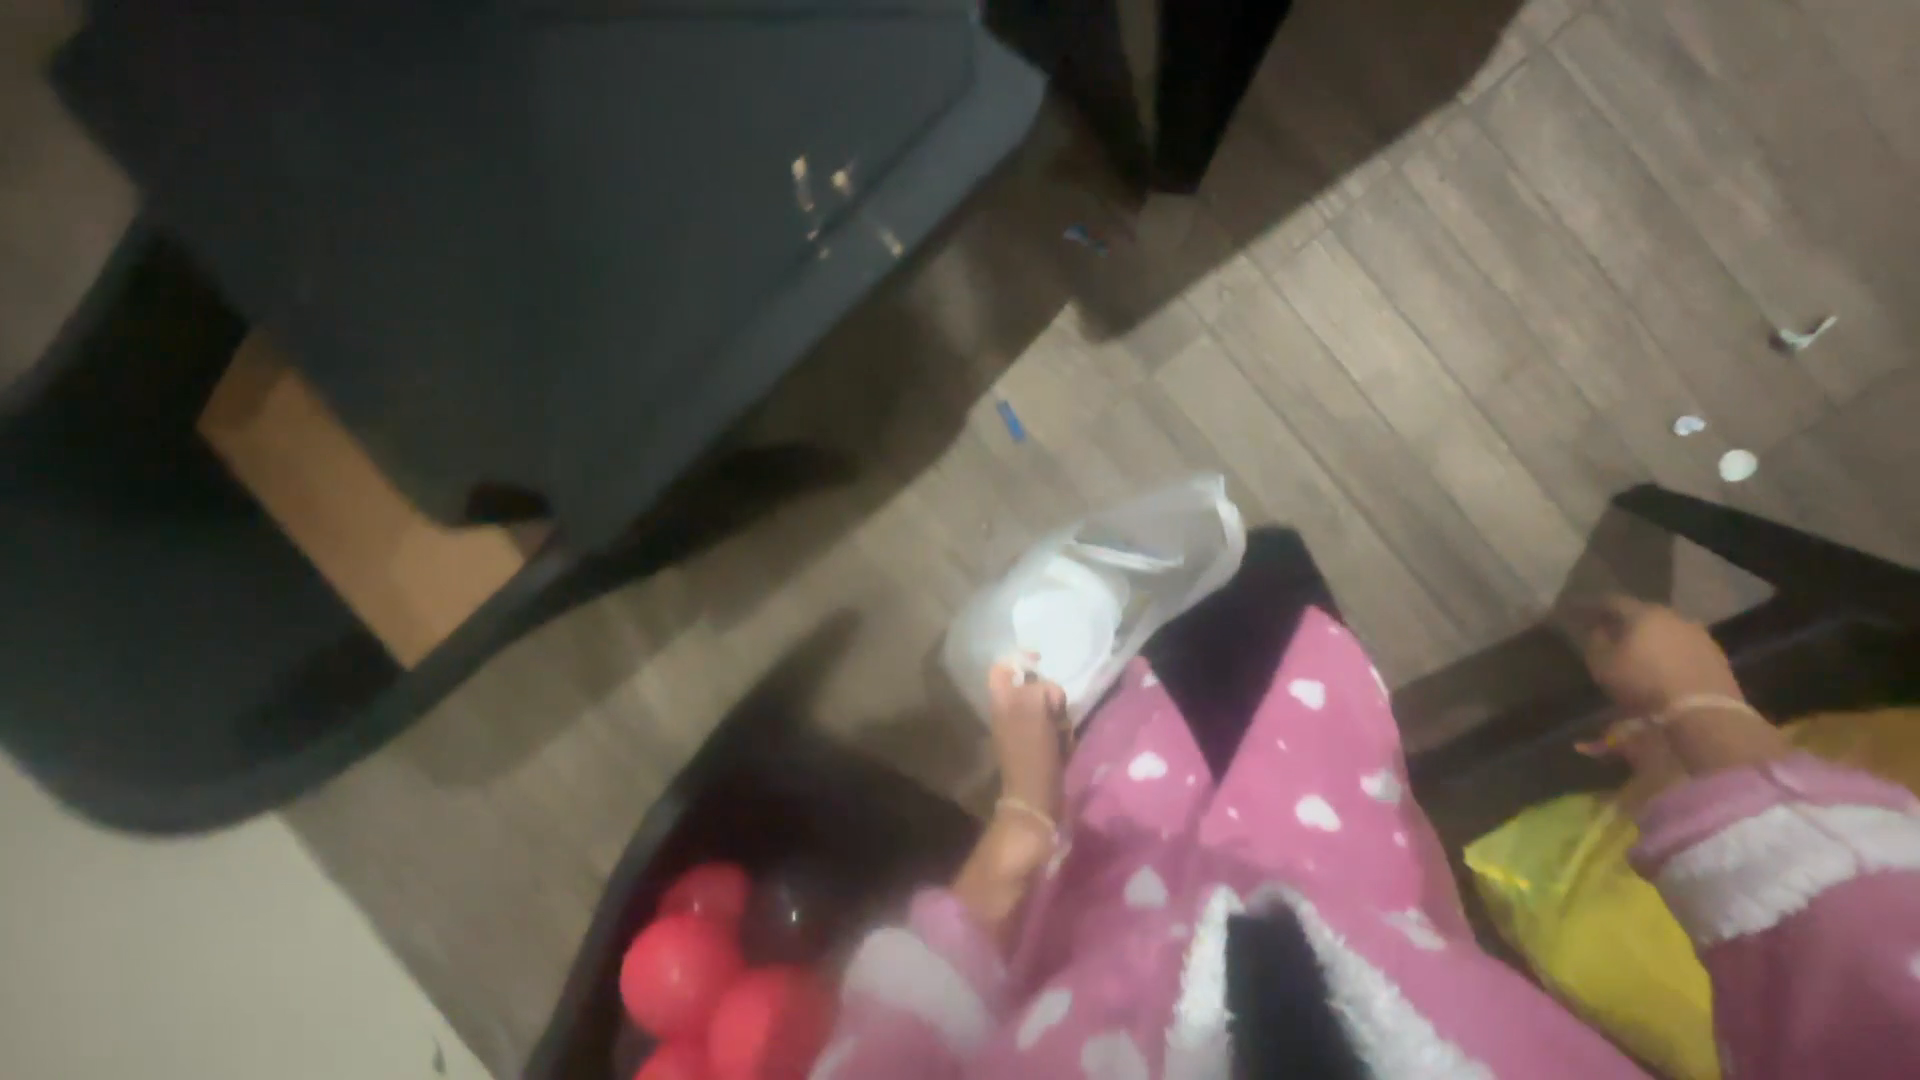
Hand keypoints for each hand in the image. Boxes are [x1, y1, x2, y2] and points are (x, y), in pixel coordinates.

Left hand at [987, 660, 1068, 818]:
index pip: (1004, 668)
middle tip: (1056, 711)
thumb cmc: (1032, 753)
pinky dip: (1063, 736)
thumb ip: (1039, 688)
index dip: (1021, 660)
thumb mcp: (1033, 710)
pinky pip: (1055, 730)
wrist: (1034, 800)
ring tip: (1062, 735)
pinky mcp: (1037, 747)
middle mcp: (1008, 712)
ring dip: (1060, 719)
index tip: (1042, 662)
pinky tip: (1065, 749)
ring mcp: (1023, 731)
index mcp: (1001, 701)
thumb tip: (1047, 688)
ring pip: (1048, 709)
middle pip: (1033, 688)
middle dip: (1050, 697)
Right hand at [1575, 596, 1740, 716]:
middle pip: (1644, 612)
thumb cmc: (1642, 681)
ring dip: (1652, 635)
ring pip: (1667, 628)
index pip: (1613, 600)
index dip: (1595, 606)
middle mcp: (1674, 617)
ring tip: (1638, 648)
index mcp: (1644, 613)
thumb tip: (1599, 629)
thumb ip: (1596, 640)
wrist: (1702, 712)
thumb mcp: (1602, 663)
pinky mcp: (1717, 656)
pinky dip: (1670, 650)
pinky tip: (1662, 663)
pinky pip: (1684, 645)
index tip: (1582, 613)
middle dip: (1626, 620)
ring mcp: (1700, 635)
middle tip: (1611, 630)